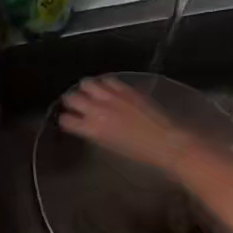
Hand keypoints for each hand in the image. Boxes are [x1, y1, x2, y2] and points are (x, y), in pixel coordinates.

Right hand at [59, 77, 195, 171]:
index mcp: (92, 129)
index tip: (68, 120)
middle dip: (71, 100)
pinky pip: (107, 80)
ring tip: (90, 93)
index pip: (66, 120)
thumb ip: (94, 133)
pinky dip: (104, 83)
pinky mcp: (126, 89)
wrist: (166, 142)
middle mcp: (98, 110)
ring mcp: (112, 97)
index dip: (65, 119)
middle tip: (75, 103)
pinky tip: (107, 88)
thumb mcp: (109, 146)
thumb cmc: (138, 152)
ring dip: (85, 89)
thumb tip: (87, 124)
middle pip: (72, 98)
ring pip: (87, 84)